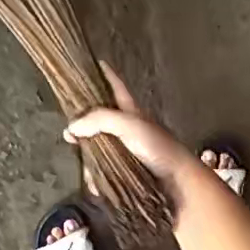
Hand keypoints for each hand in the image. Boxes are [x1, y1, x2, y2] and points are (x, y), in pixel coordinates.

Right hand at [63, 64, 201, 188]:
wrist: (178, 184)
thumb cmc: (159, 148)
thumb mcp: (129, 126)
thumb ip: (100, 120)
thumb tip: (72, 127)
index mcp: (129, 111)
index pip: (113, 86)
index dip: (102, 74)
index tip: (89, 64)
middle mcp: (125, 129)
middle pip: (95, 121)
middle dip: (81, 131)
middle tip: (70, 137)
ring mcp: (124, 152)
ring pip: (94, 149)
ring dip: (88, 162)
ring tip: (90, 171)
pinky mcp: (123, 174)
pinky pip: (101, 173)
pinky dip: (96, 180)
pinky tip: (96, 185)